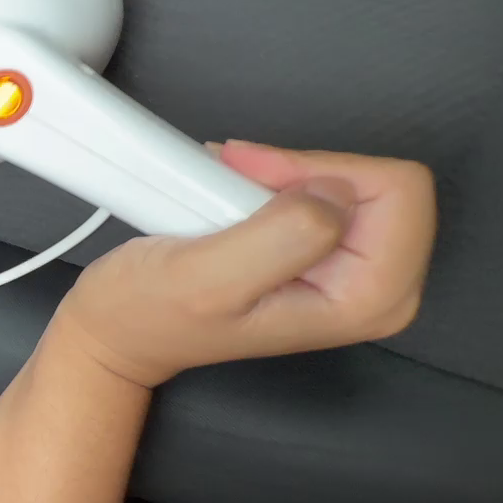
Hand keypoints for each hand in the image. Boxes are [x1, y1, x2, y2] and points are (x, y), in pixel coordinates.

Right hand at [51, 141, 436, 387]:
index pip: (394, 190)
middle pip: (373, 183)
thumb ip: (280, 236)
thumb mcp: (202, 280)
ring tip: (210, 202)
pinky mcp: (314, 257)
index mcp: (368, 297)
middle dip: (289, 174)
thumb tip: (328, 191)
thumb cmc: (142, 315)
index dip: (309, 169)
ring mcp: (346, 271)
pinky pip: (317, 193)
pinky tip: (217, 204)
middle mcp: (375, 285)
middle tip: (217, 190)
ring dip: (267, 179)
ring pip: (342, 182)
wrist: (108, 333)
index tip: (237, 177)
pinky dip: (260, 186)